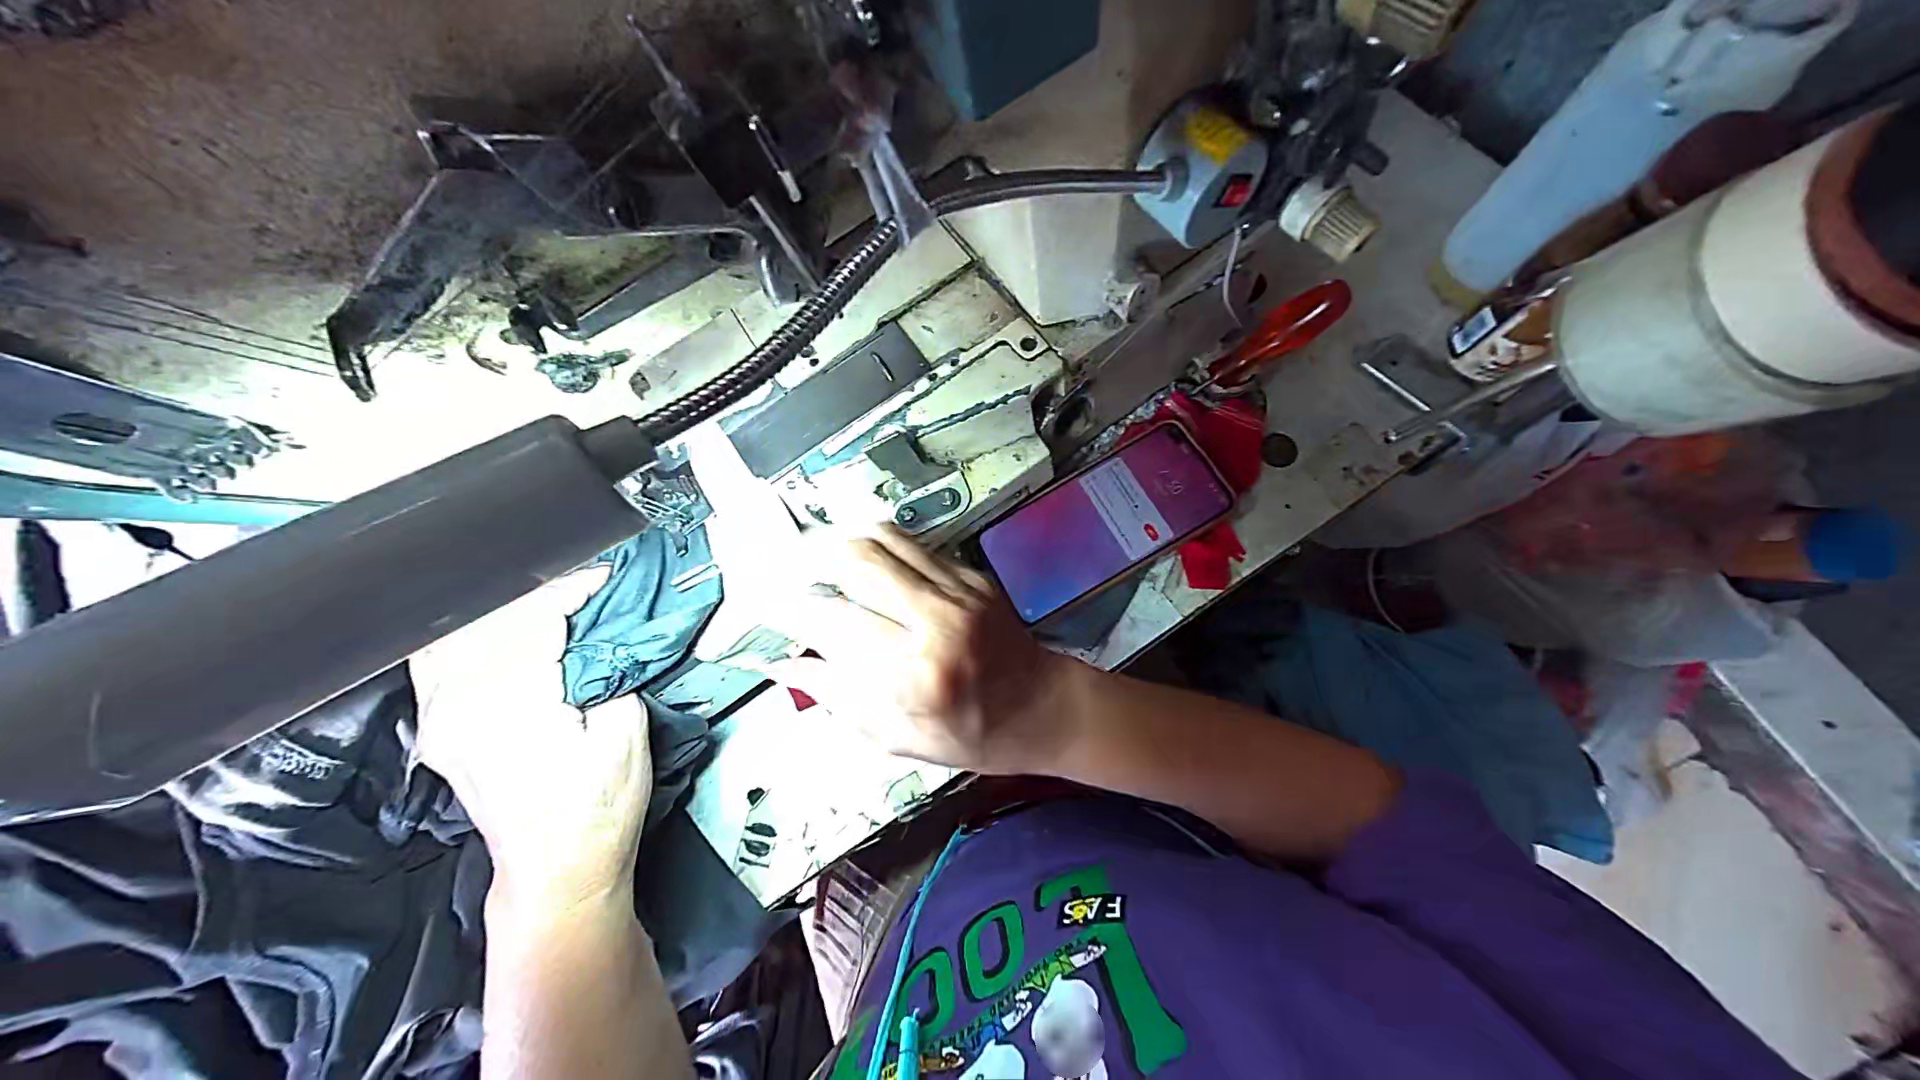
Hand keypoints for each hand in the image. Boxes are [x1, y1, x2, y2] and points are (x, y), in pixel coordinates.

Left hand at [412, 567, 650, 912]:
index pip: (532, 621)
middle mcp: (460, 710)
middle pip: (490, 620)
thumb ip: (609, 674)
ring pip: (457, 635)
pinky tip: (494, 626)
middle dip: (540, 592)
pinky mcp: (439, 730)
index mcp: (509, 709)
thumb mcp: (626, 736)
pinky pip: (438, 660)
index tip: (603, 579)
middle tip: (581, 584)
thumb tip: (600, 636)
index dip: (571, 591)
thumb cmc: (597, 813)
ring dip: (502, 609)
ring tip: (545, 598)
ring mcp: (440, 721)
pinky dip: (469, 634)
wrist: (557, 873)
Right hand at [767, 526, 1081, 774]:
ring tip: (814, 555)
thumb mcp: (899, 738)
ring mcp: (960, 592)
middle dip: (809, 562)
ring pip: (884, 542)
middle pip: (856, 565)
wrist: (1046, 708)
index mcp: (916, 677)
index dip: (790, 613)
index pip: (835, 627)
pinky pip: (913, 545)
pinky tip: (859, 556)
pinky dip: (877, 545)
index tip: (764, 608)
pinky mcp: (972, 576)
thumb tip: (784, 666)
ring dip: (840, 542)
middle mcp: (937, 623)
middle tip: (785, 570)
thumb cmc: (973, 737)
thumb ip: (838, 698)